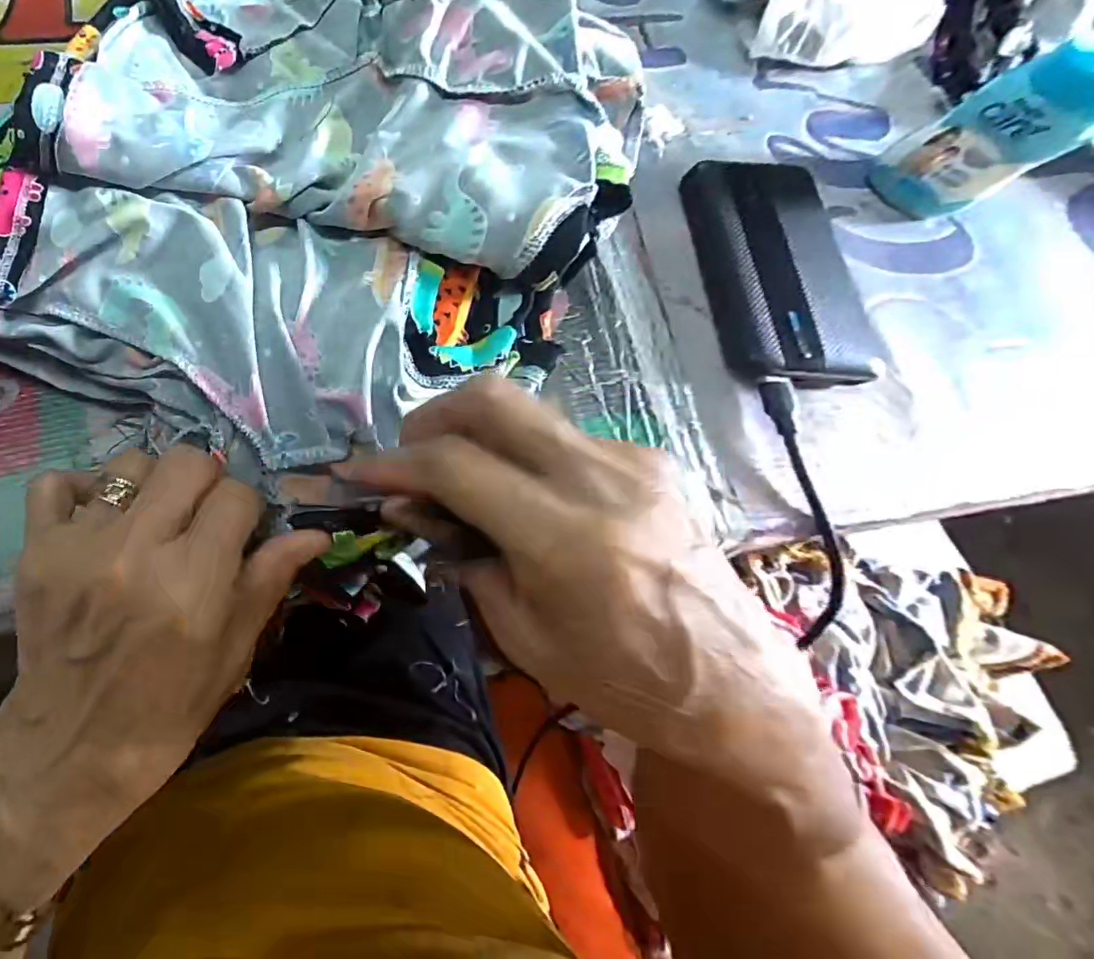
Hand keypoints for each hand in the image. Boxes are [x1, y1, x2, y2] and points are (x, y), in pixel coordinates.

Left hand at [0, 446, 328, 911]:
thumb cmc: (167, 709)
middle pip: (186, 461)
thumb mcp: (232, 654)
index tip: (235, 530)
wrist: (75, 745)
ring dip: (148, 485)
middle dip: (203, 483)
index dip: (244, 510)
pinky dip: (78, 490)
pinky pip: (55, 483)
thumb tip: (312, 533)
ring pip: (128, 463)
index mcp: (194, 582)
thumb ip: (267, 582)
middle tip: (195, 516)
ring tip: (145, 520)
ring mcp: (80, 544)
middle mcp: (138, 550)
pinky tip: (93, 515)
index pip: (236, 496)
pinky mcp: (36, 549)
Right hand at [336, 377, 824, 790]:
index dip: (390, 463)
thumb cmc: (619, 679)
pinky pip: (557, 433)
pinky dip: (515, 451)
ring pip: (522, 407)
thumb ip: (458, 556)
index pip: (452, 465)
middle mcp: (598, 479)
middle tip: (407, 459)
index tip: (354, 473)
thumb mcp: (517, 629)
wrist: (739, 693)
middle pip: (488, 400)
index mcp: (563, 535)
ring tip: (454, 477)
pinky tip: (515, 493)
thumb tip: (405, 508)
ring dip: (470, 431)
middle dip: (427, 419)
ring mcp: (630, 461)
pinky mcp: (647, 460)